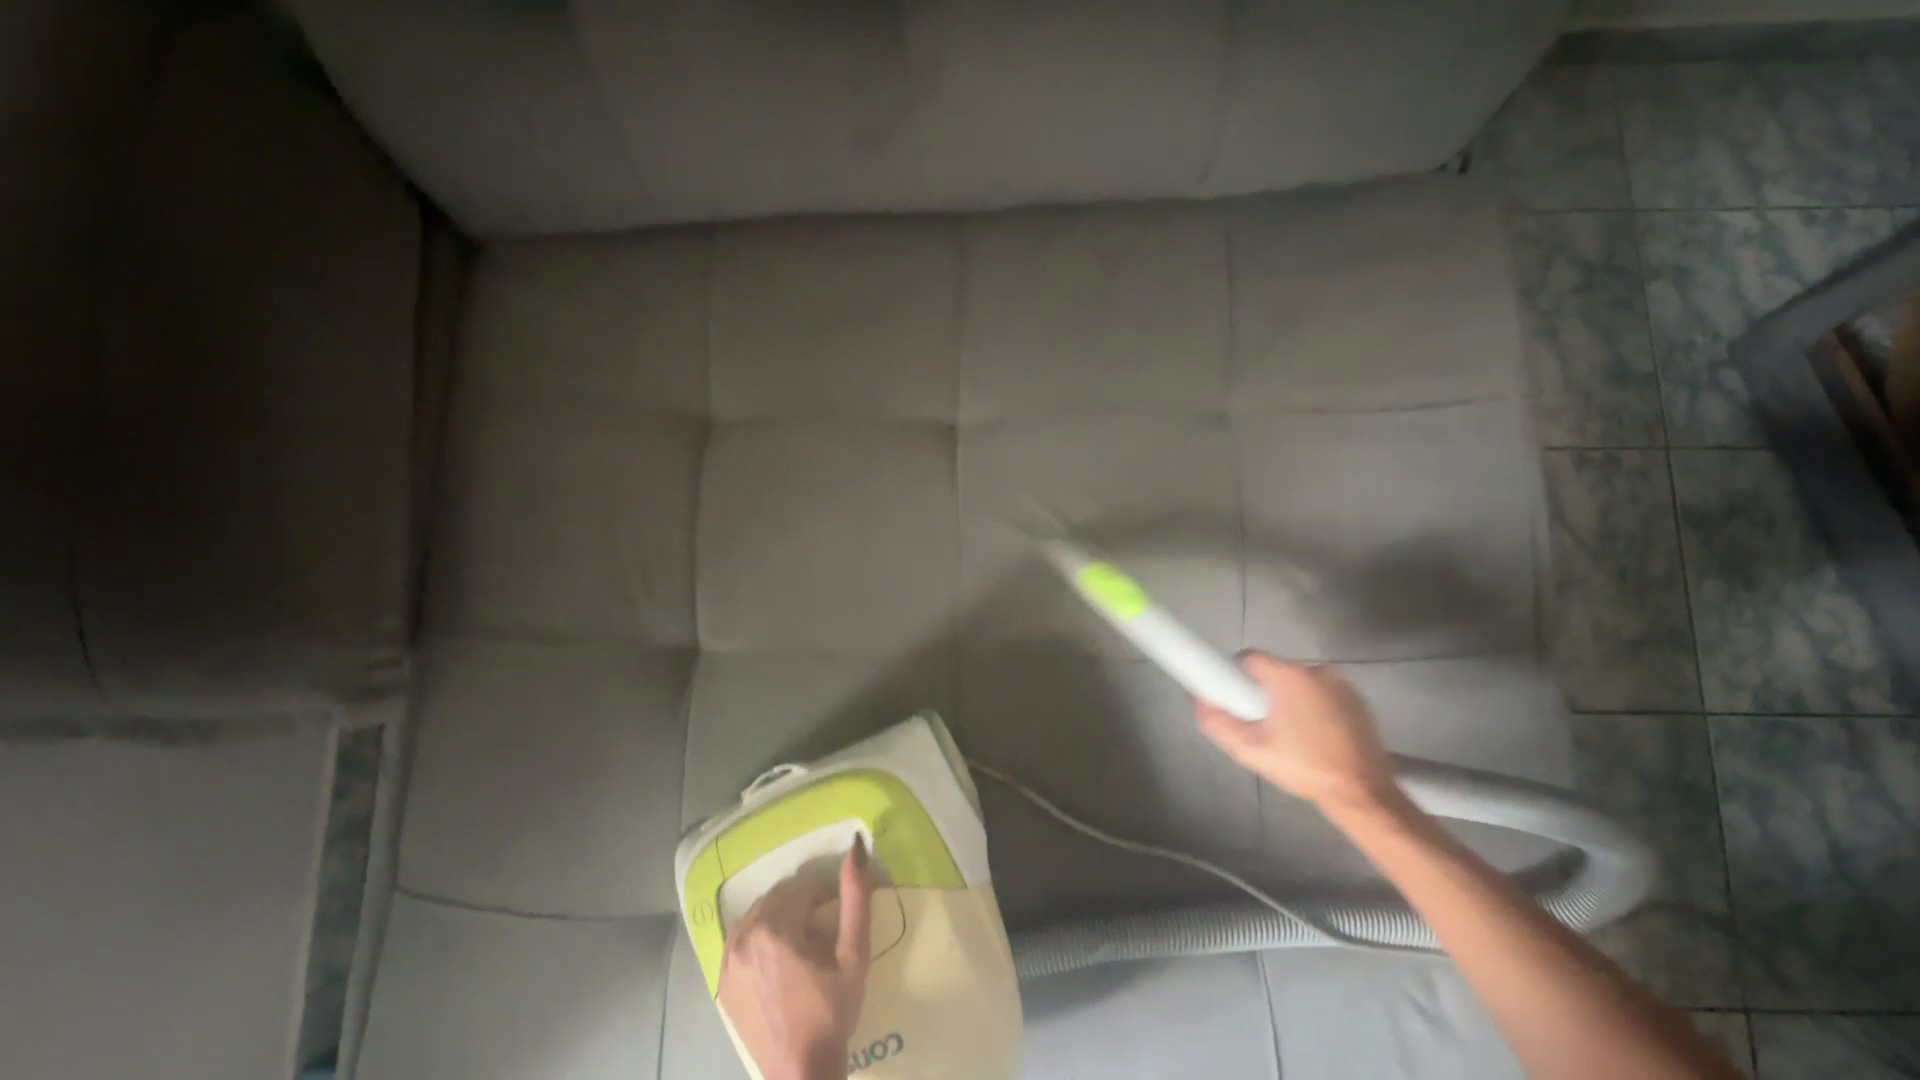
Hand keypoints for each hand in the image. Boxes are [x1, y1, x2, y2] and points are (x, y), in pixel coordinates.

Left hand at [718, 841, 874, 1079]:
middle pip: (776, 899)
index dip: (823, 897)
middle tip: (822, 932)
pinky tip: (779, 965)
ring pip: (756, 917)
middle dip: (800, 906)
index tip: (836, 918)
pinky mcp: (723, 982)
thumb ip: (856, 899)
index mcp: (773, 928)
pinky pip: (741, 942)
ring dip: (779, 920)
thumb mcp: (854, 955)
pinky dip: (760, 941)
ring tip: (801, 948)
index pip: (801, 888)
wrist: (800, 1072)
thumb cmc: (832, 1013)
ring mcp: (727, 961)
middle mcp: (743, 937)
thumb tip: (856, 849)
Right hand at [1195, 652, 1398, 813]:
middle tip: (1263, 726)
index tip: (1237, 702)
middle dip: (1264, 693)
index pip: (1250, 658)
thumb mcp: (1250, 749)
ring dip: (1290, 700)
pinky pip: (1321, 693)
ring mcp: (1341, 684)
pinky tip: (1315, 737)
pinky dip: (1313, 707)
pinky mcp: (1358, 699)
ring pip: (1299, 683)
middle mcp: (1317, 670)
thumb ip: (1217, 721)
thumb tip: (1199, 699)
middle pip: (1275, 672)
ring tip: (1291, 736)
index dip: (1236, 676)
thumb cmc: (1302, 766)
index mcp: (1290, 676)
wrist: (1361, 791)